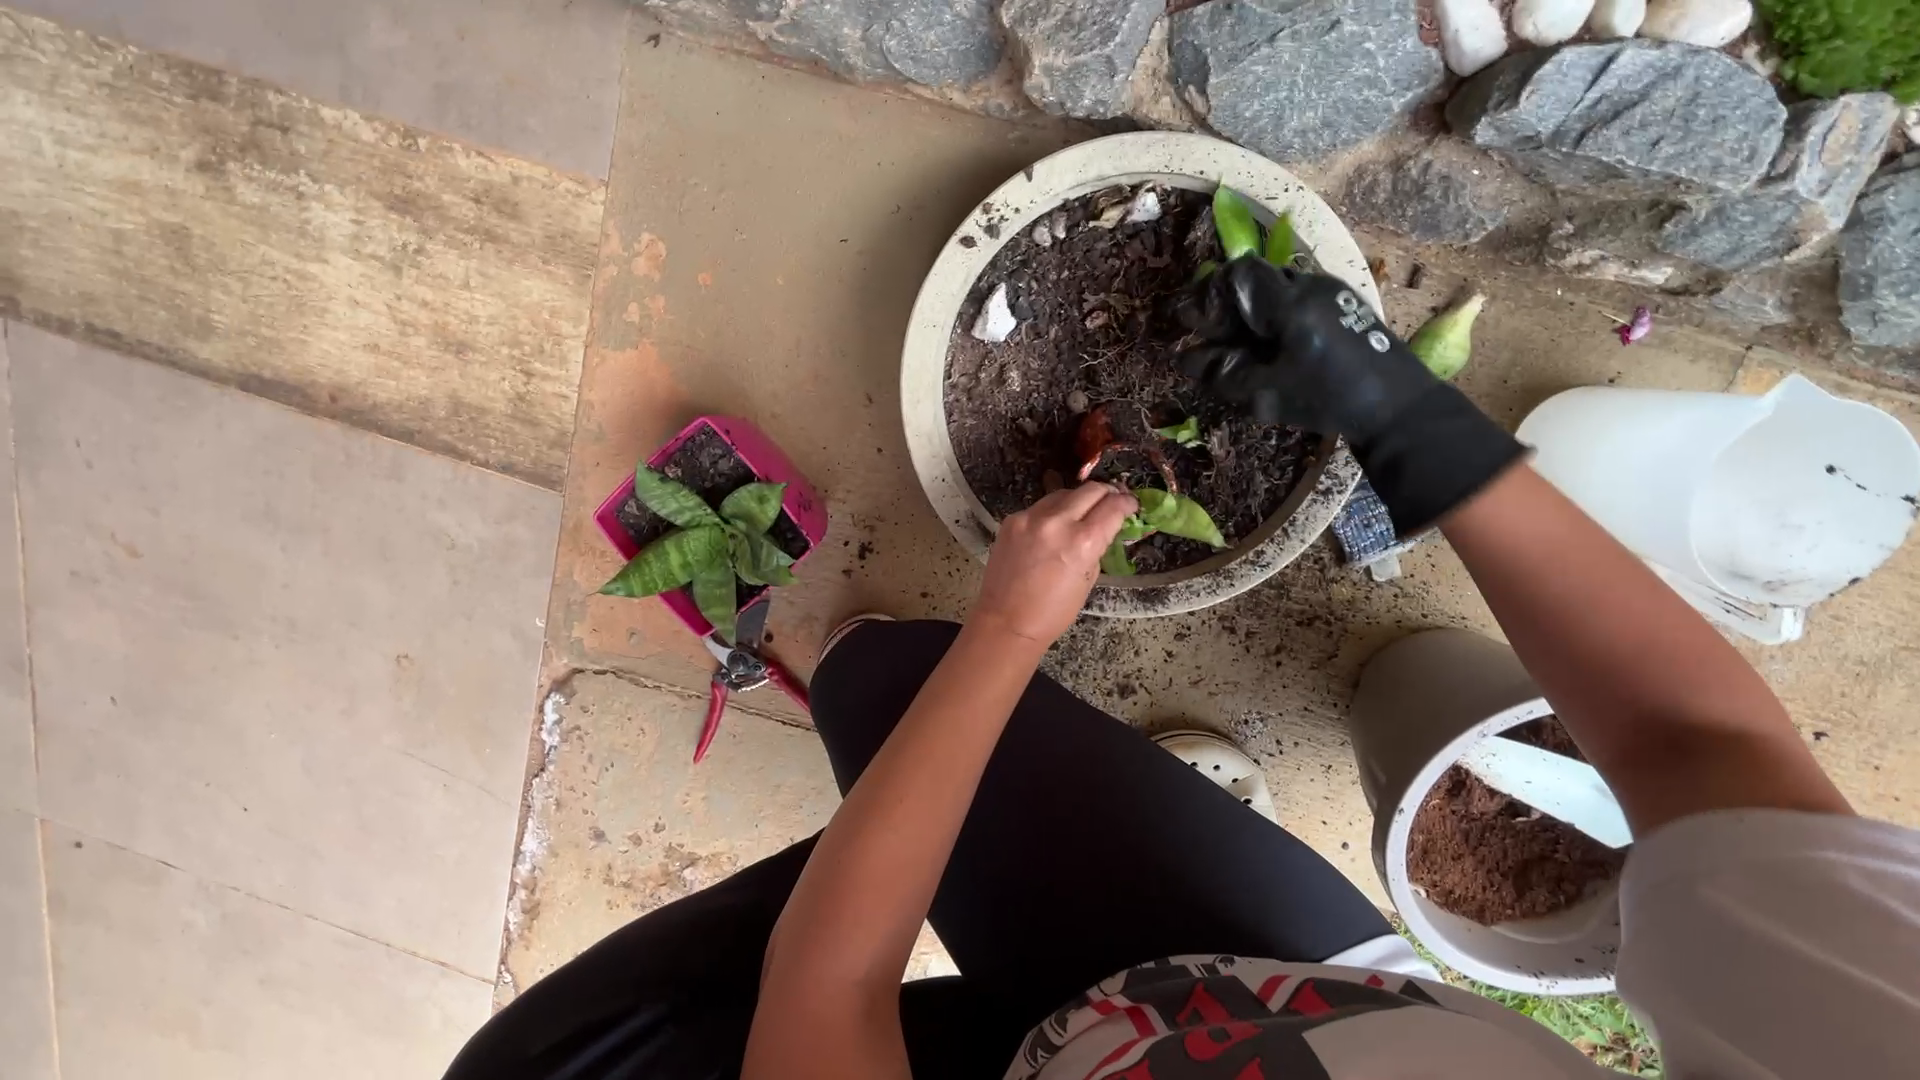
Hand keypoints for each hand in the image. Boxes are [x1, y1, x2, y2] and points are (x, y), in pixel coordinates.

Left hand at [972, 484, 1137, 644]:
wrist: (1006, 621)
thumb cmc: (1052, 612)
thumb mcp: (1088, 581)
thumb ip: (1096, 547)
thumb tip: (1101, 528)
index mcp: (1082, 542)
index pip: (1113, 507)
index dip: (1126, 503)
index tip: (1130, 504)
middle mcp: (1056, 522)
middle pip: (1090, 490)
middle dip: (1106, 494)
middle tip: (1111, 501)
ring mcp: (1030, 518)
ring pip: (1063, 493)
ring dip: (1078, 500)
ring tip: (1082, 513)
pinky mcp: (1011, 520)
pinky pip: (1039, 507)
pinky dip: (1052, 513)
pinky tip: (1053, 528)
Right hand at [1174, 257, 1435, 444]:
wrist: (1400, 409)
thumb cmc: (1328, 401)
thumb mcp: (1265, 395)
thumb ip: (1222, 374)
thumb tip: (1184, 359)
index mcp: (1291, 303)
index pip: (1239, 275)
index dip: (1208, 294)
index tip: (1189, 320)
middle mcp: (1312, 286)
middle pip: (1258, 277)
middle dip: (1227, 302)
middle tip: (1206, 332)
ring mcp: (1333, 294)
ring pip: (1278, 289)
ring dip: (1251, 310)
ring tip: (1235, 343)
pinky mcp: (1345, 308)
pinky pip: (1298, 301)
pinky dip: (1274, 317)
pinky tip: (1269, 346)